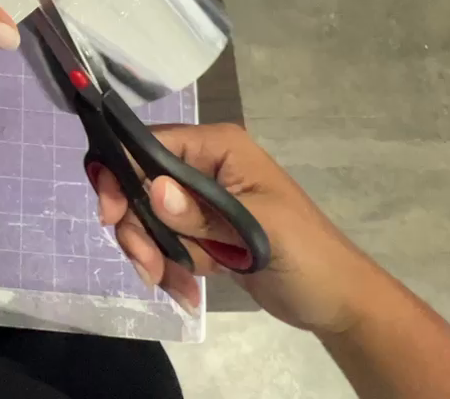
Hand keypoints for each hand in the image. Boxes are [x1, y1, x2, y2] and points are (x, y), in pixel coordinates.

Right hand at [93, 122, 396, 334]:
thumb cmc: (309, 254)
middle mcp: (202, 165)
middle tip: (146, 266)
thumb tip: (154, 190)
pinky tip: (185, 291)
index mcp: (216, 147)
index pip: (150, 145)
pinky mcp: (198, 229)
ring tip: (171, 285)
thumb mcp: (260, 231)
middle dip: (137, 226)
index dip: (121, 172)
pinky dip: (166, 267)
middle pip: (140, 182)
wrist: (340, 304)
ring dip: (151, 252)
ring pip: (146, 215)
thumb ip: (204, 212)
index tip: (110, 214)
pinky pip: (162, 240)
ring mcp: (198, 199)